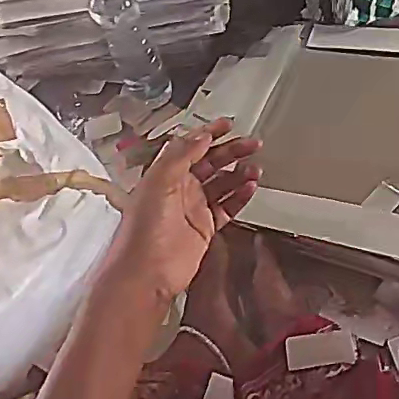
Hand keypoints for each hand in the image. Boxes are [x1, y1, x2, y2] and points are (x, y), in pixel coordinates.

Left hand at [109, 119, 260, 306]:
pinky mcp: (205, 227)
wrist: (147, 274)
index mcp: (165, 174)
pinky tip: (250, 188)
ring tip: (254, 168)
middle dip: (232, 151)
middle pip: (211, 162)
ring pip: (223, 183)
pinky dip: (240, 196)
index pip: (191, 146)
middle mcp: (180, 188)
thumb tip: (201, 135)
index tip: (228, 125)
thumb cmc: (143, 231)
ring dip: (239, 173)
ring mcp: (194, 208)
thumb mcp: (159, 183)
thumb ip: (180, 156)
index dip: (209, 133)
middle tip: (252, 144)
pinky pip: (228, 206)